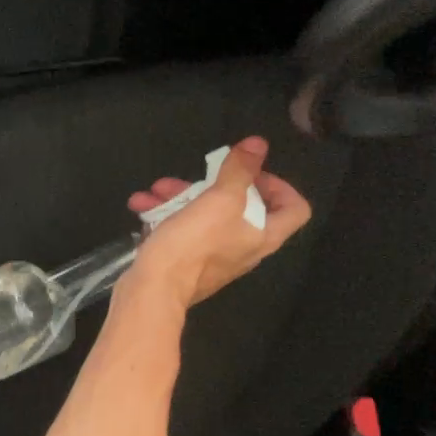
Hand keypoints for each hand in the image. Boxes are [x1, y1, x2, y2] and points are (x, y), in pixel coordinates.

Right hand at [125, 136, 311, 307]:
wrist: (152, 291)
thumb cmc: (191, 246)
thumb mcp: (217, 200)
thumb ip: (238, 171)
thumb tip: (257, 144)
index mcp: (264, 235)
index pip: (293, 208)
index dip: (278, 186)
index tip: (249, 174)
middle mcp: (244, 249)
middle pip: (239, 210)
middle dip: (210, 188)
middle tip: (188, 178)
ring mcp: (212, 260)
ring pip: (202, 221)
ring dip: (178, 201)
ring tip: (152, 193)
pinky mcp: (182, 267)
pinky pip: (180, 236)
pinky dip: (164, 221)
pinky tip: (142, 212)